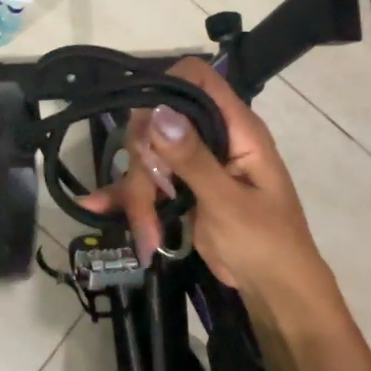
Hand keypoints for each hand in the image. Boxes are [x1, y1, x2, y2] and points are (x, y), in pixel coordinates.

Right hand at [84, 58, 318, 289]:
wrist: (274, 291)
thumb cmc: (267, 244)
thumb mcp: (229, 203)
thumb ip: (193, 159)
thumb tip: (158, 113)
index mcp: (236, 130)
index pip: (197, 80)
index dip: (165, 88)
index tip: (144, 125)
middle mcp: (213, 137)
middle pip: (158, 123)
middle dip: (144, 165)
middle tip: (147, 203)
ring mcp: (194, 163)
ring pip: (147, 157)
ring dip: (138, 195)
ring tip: (147, 236)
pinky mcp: (180, 188)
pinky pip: (145, 183)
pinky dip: (125, 197)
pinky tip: (96, 206)